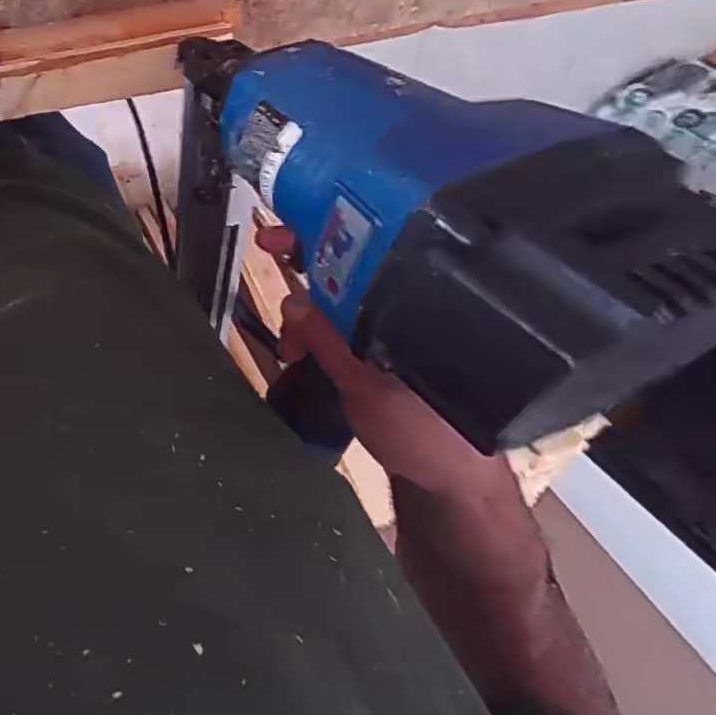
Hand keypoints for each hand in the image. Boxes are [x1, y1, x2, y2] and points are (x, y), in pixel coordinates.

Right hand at [255, 226, 514, 496]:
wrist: (448, 480)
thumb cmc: (421, 434)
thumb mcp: (364, 387)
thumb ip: (327, 342)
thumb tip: (292, 300)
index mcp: (411, 313)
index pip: (363, 257)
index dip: (318, 237)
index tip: (279, 234)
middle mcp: (404, 313)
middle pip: (348, 270)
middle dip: (303, 261)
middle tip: (267, 249)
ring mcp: (392, 330)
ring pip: (339, 300)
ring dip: (305, 313)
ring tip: (289, 347)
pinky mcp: (380, 348)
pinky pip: (341, 325)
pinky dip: (316, 332)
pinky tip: (300, 351)